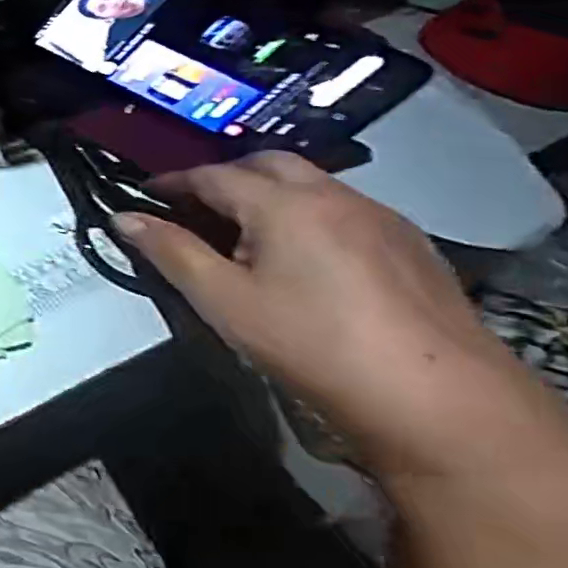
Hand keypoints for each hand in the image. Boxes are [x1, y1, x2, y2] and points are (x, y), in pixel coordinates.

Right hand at [113, 152, 531, 474]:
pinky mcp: (412, 245)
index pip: (212, 175)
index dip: (172, 182)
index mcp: (283, 203)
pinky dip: (308, 213)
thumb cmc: (314, 345)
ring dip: (268, 192)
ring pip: (310, 182)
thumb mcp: (224, 301)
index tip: (144, 194)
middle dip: (223, 177)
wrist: (444, 403)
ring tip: (246, 232)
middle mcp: (333, 195)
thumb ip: (170, 252)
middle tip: (195, 208)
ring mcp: (380, 217)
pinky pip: (344, 208)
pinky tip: (306, 257)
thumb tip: (123, 217)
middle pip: (265, 164)